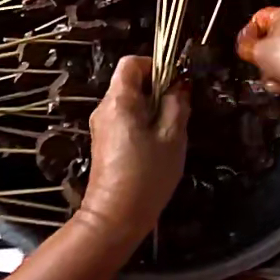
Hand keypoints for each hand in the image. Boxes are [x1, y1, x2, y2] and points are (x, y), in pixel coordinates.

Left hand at [76, 56, 188, 243]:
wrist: (115, 216)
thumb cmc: (147, 174)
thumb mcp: (171, 137)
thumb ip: (176, 105)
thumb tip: (179, 85)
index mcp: (119, 99)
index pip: (131, 63)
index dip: (154, 65)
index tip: (174, 82)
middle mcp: (104, 107)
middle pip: (128, 81)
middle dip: (155, 89)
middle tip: (177, 109)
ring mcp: (101, 124)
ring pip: (127, 101)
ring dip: (150, 107)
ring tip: (169, 131)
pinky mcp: (103, 140)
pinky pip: (123, 118)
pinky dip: (140, 122)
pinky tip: (155, 145)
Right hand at [236, 6, 279, 97]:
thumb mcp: (256, 51)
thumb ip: (244, 46)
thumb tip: (244, 47)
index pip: (255, 20)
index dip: (247, 35)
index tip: (245, 47)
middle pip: (266, 42)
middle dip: (261, 58)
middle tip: (260, 64)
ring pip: (276, 59)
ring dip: (271, 72)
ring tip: (275, 77)